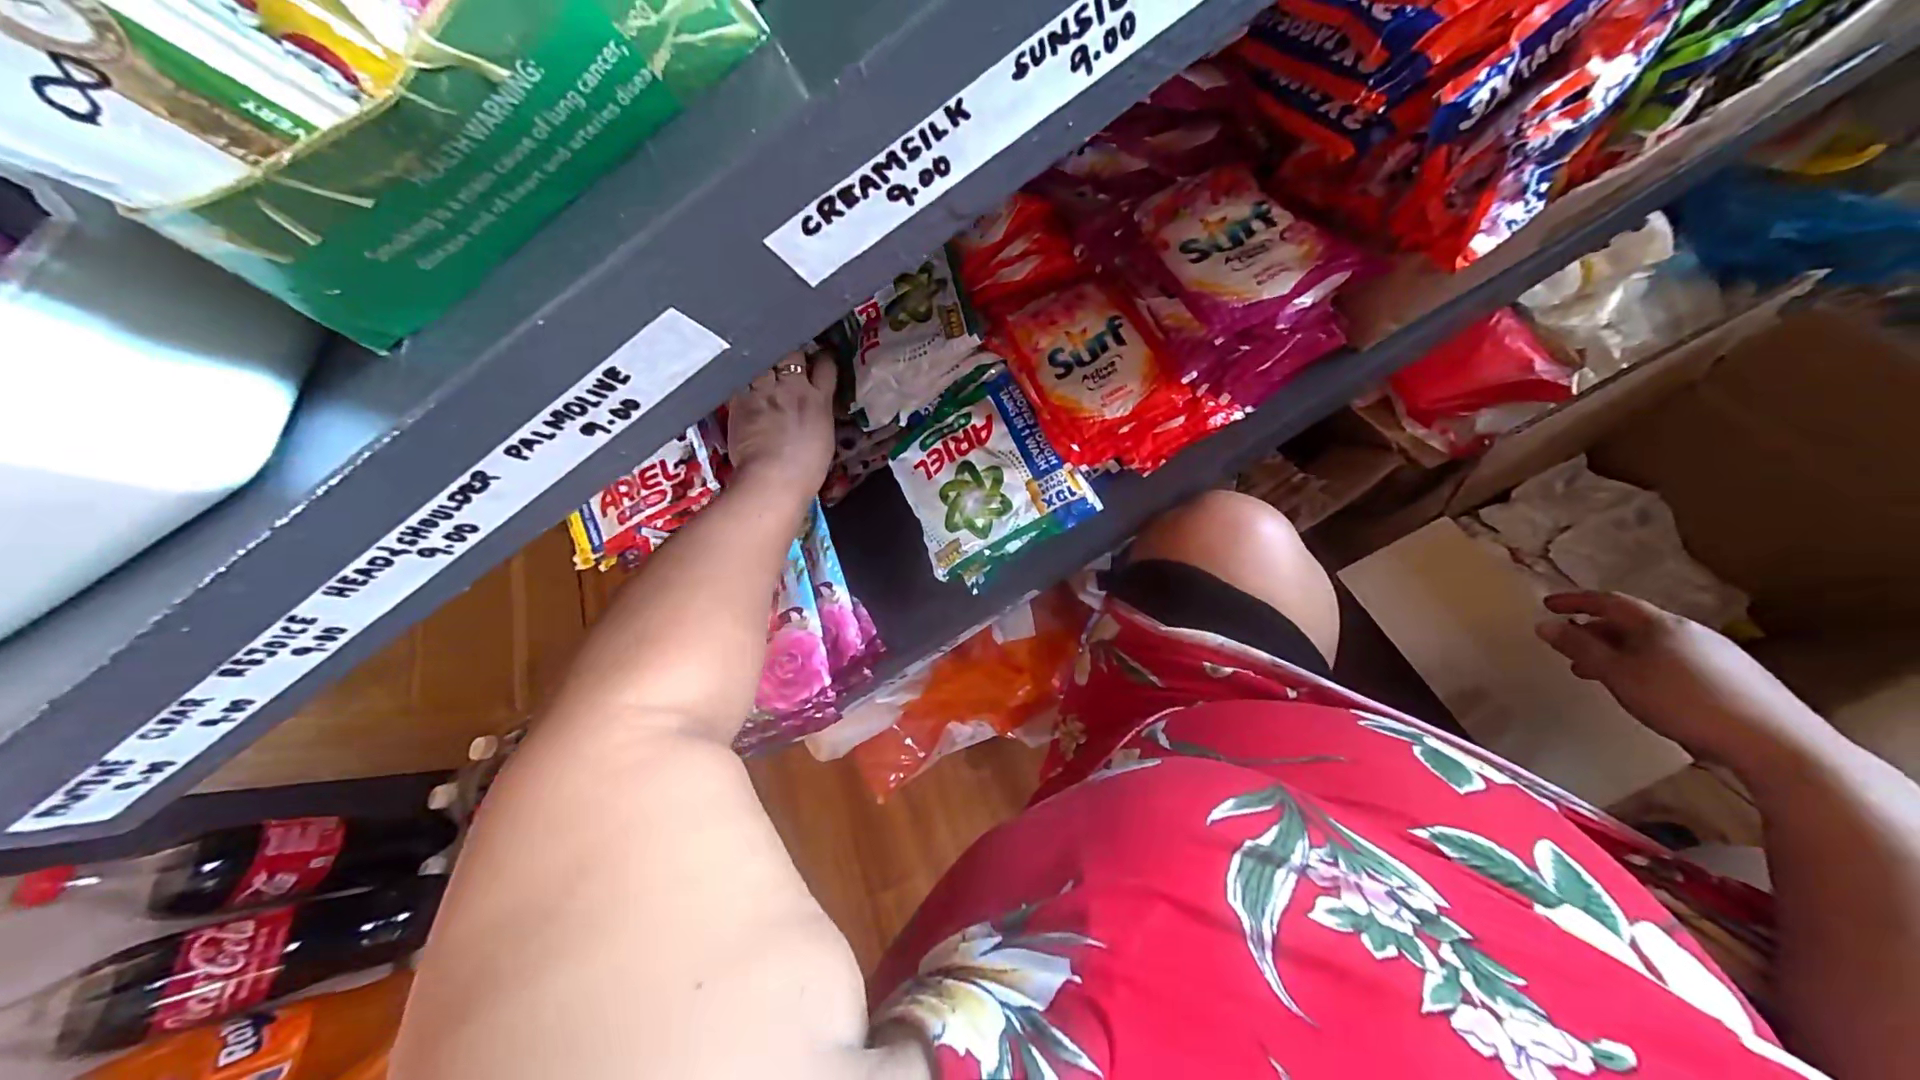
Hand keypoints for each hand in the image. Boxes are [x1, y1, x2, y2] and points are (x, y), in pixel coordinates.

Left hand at [725, 352, 835, 493]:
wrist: (774, 478)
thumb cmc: (806, 469)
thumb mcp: (824, 438)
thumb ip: (818, 415)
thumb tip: (814, 408)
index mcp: (819, 400)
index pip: (826, 367)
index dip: (823, 358)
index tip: (821, 359)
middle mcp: (793, 388)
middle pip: (794, 354)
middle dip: (792, 352)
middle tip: (789, 358)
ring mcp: (765, 391)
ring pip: (764, 359)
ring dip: (765, 362)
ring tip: (763, 366)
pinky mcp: (740, 398)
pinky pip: (742, 378)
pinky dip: (744, 379)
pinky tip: (743, 382)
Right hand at [1536, 591, 1834, 777]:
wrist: (1773, 741)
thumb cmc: (1682, 701)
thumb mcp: (1618, 675)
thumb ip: (1580, 648)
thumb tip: (1544, 625)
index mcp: (1658, 624)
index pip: (1609, 601)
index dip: (1575, 600)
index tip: (1547, 605)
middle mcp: (1687, 630)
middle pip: (1631, 622)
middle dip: (1595, 632)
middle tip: (1569, 647)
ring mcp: (1715, 652)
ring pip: (1652, 643)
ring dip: (1619, 652)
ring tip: (1599, 673)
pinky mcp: (1732, 676)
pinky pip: (1673, 659)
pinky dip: (1645, 665)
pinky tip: (1644, 689)